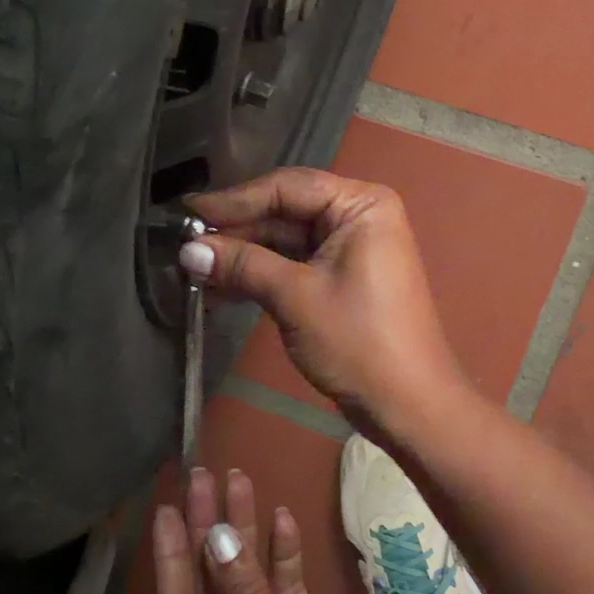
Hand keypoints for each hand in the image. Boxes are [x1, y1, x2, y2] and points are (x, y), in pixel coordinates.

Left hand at [155, 468, 371, 593]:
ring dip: (246, 530)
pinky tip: (283, 517)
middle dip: (208, 529)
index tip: (166, 508)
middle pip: (210, 586)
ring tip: (239, 478)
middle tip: (202, 476)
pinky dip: (285, 555)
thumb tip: (218, 538)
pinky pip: (285, 589)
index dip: (170, 560)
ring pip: (247, 579)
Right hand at [182, 168, 470, 433]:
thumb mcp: (296, 298)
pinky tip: (218, 288)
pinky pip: (293, 263)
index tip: (188, 211)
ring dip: (242, 254)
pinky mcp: (340, 277)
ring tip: (192, 268)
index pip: (287, 187)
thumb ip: (242, 265)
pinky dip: (260, 273)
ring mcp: (350, 247)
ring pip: (284, 239)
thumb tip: (186, 249)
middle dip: (235, 230)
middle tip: (184, 242)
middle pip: (284, 210)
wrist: (410, 406)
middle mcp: (357, 215)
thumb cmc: (359, 341)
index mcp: (360, 204)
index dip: (234, 199)